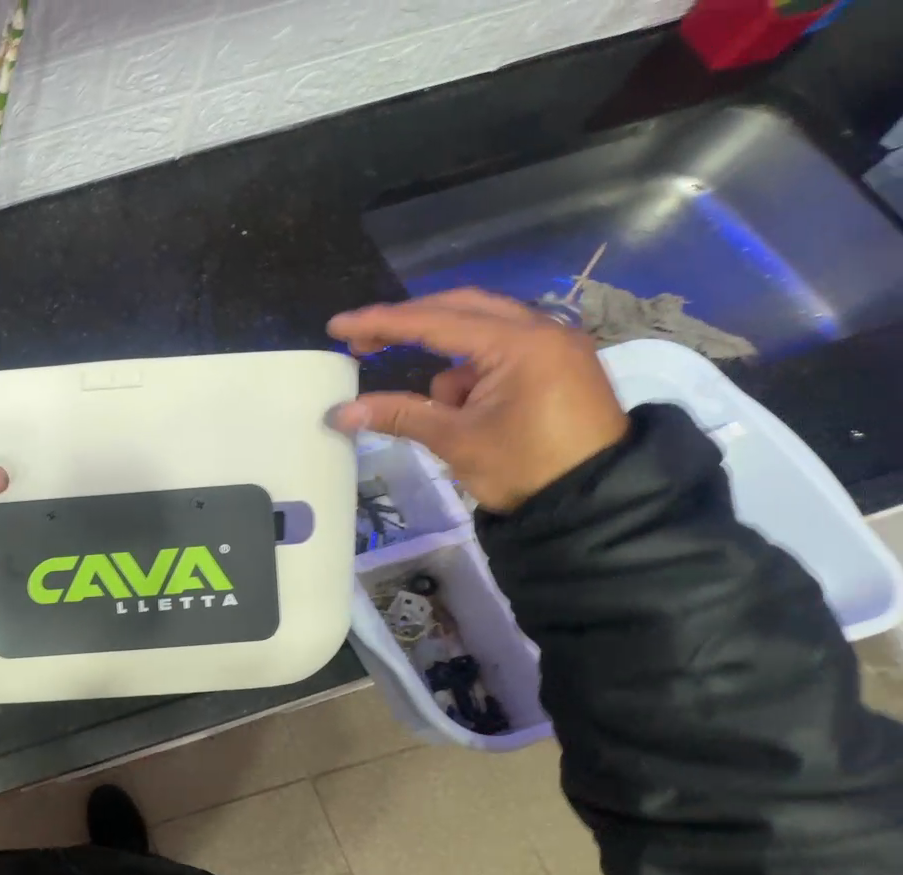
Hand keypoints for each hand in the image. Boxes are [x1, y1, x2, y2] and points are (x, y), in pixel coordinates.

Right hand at [327, 289, 629, 511]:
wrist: (599, 503)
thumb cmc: (527, 467)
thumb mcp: (456, 441)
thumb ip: (399, 415)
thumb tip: (340, 413)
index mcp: (519, 343)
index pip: (435, 322)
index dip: (381, 322)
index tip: (337, 326)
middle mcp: (541, 330)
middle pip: (460, 309)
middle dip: (409, 324)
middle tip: (362, 342)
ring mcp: (553, 346)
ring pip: (479, 331)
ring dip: (445, 360)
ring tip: (435, 407)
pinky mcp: (556, 365)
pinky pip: (499, 353)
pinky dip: (470, 374)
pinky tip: (466, 410)